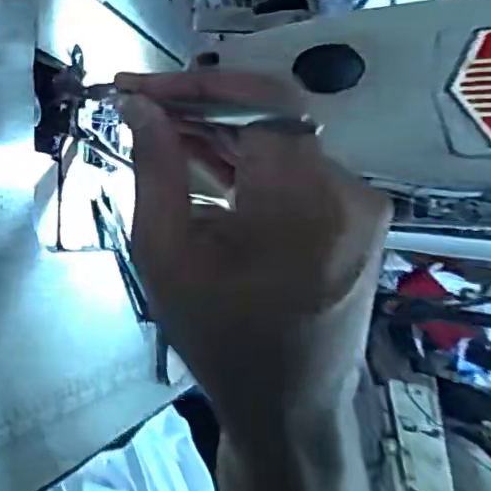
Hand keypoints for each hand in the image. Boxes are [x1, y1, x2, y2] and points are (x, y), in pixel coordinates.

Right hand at [115, 70, 389, 445]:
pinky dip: (241, 157)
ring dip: (214, 129)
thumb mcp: (165, 250)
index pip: (259, 98)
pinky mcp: (352, 216)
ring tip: (153, 130)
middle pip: (267, 114)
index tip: (138, 87)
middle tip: (134, 106)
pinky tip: (194, 159)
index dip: (194, 82)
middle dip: (195, 104)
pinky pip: (290, 166)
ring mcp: (357, 204)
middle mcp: (347, 190)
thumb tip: (139, 105)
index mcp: (304, 201)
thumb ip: (154, 166)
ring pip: (277, 137)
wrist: (287, 407)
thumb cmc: (218, 335)